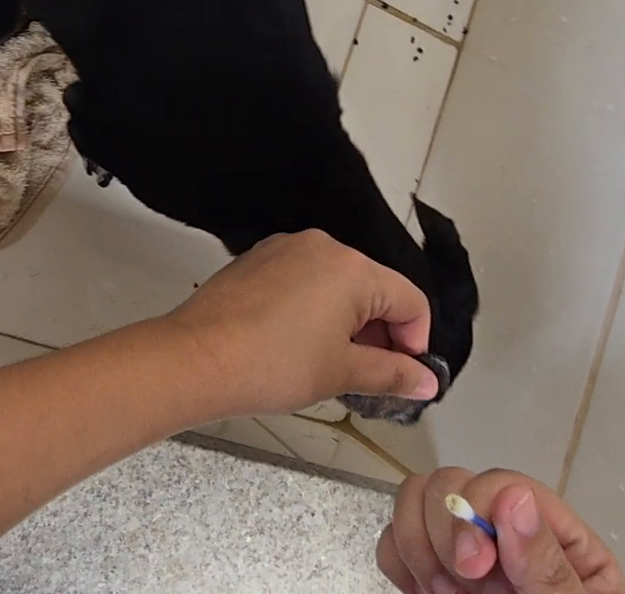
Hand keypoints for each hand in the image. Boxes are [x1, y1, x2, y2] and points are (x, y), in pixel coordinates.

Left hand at [159, 228, 438, 418]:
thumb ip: (393, 373)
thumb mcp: (341, 372)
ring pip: (336, 282)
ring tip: (326, 363)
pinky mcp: (258, 257)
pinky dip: (312, 306)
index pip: (410, 301)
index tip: (401, 376)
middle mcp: (321, 245)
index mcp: (352, 267)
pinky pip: (303, 278)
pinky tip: (294, 342)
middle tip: (364, 376)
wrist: (197, 356)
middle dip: (379, 332)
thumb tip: (427, 379)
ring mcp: (285, 247)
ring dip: (346, 320)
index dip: (415, 342)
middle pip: (374, 287)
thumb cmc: (273, 364)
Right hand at [376, 468, 624, 593]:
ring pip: (414, 499)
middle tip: (453, 588)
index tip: (473, 568)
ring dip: (416, 543)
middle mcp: (506, 536)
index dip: (476, 510)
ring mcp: (464, 554)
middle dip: (439, 528)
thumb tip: (514, 498)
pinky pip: (394, 540)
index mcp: (558, 544)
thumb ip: (548, 571)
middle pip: (450, 482)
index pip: (503, 486)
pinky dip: (399, 562)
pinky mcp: (430, 576)